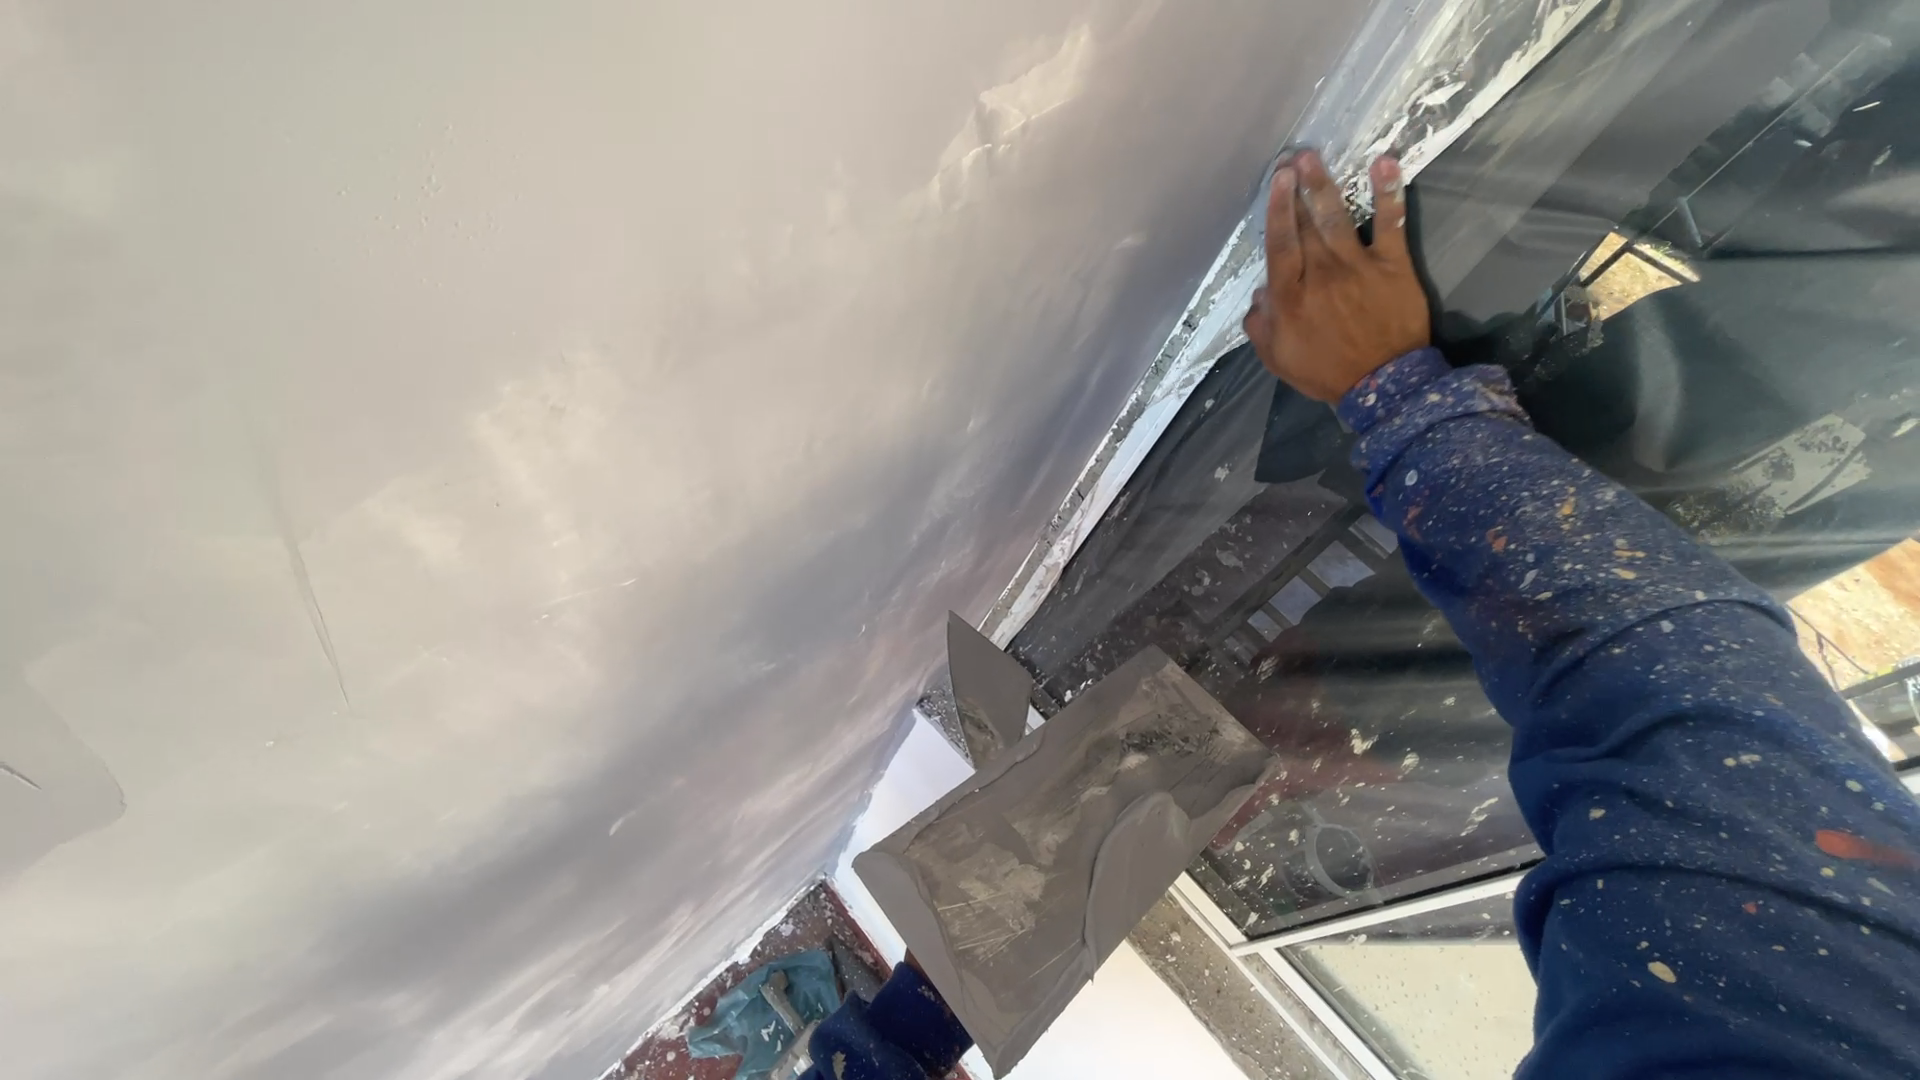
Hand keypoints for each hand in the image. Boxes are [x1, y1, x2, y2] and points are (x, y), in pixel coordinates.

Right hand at [1242, 150, 1429, 402]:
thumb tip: (1261, 295)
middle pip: (1306, 224)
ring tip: (1314, 158)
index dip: (1277, 210)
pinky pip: (1389, 223)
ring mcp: (1358, 266)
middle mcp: (1321, 274)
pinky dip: (1388, 192)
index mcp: (1291, 298)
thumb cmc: (1324, 372)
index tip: (1276, 182)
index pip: (1280, 245)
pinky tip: (1384, 163)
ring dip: (1325, 184)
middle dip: (1297, 189)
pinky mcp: (1392, 265)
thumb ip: (1262, 326)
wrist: (1382, 384)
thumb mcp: (1278, 359)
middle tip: (1290, 158)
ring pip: (1338, 217)